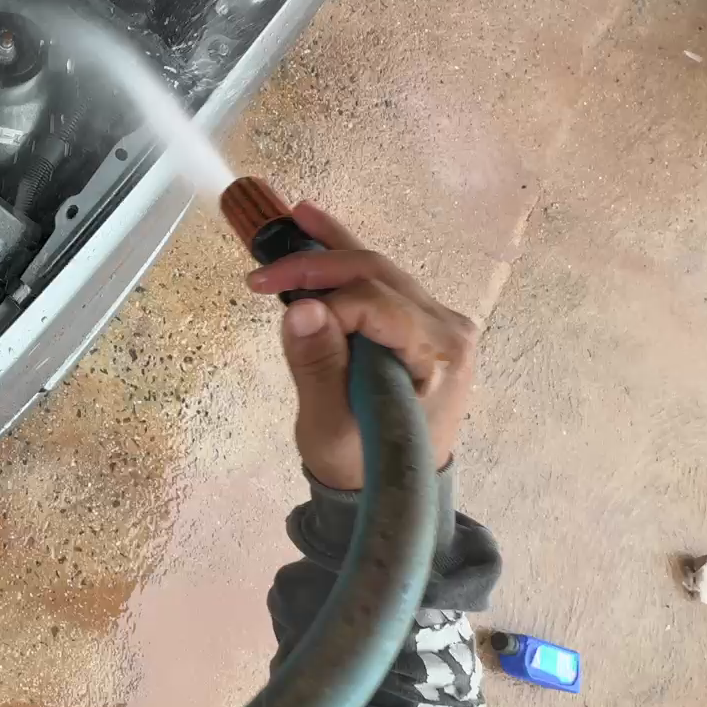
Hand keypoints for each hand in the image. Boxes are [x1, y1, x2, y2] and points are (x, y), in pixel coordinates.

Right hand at [244, 202, 477, 490]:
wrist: (389, 486)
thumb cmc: (359, 460)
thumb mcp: (329, 424)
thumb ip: (318, 366)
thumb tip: (298, 308)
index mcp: (435, 355)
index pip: (371, 301)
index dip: (314, 291)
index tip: (259, 294)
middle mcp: (446, 329)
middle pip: (376, 274)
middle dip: (315, 263)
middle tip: (260, 270)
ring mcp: (436, 323)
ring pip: (378, 269)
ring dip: (330, 246)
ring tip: (290, 219)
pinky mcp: (418, 324)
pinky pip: (379, 281)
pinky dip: (343, 256)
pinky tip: (315, 225)